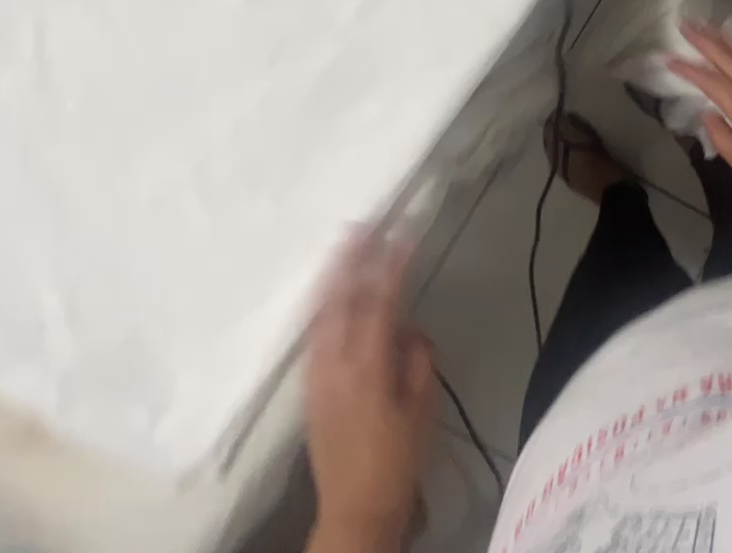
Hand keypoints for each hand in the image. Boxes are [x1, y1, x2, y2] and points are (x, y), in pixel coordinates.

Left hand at [305, 232, 435, 552]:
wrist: (355, 508)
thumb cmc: (399, 458)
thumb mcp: (422, 407)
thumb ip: (417, 360)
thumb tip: (409, 328)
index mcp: (368, 367)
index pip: (380, 303)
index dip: (391, 267)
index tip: (403, 235)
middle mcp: (335, 364)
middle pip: (340, 299)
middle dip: (351, 259)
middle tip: (362, 223)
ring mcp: (316, 374)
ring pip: (320, 312)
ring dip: (331, 274)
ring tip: (343, 243)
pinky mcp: (308, 386)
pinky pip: (312, 331)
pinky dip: (321, 302)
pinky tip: (327, 290)